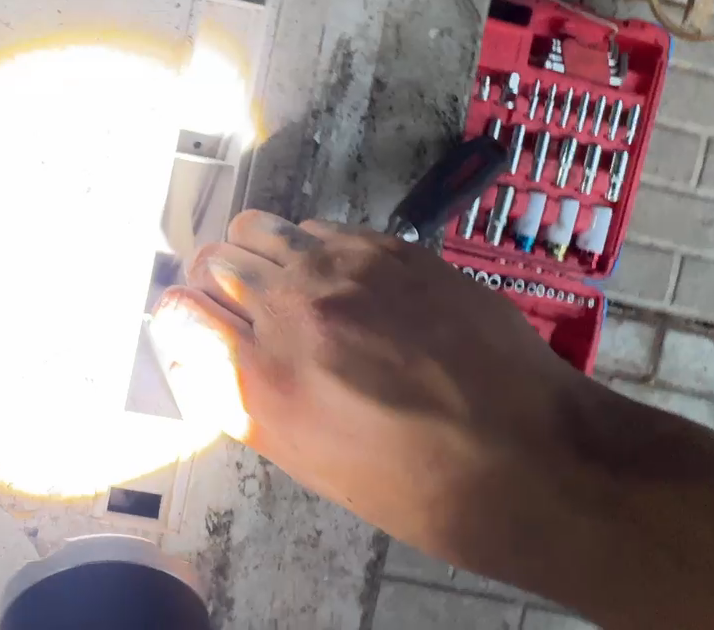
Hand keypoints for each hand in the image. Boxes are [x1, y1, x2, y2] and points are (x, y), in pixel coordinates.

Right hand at [150, 210, 591, 570]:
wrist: (538, 459)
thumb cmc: (417, 487)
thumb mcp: (308, 462)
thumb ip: (240, 395)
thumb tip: (200, 348)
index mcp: (264, 381)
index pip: (176, 311)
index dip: (177, 317)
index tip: (194, 326)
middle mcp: (291, 310)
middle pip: (210, 260)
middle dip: (214, 283)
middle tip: (243, 308)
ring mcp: (342, 269)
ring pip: (256, 226)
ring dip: (257, 253)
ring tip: (288, 284)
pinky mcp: (387, 246)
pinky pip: (317, 226)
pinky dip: (312, 249)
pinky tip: (345, 281)